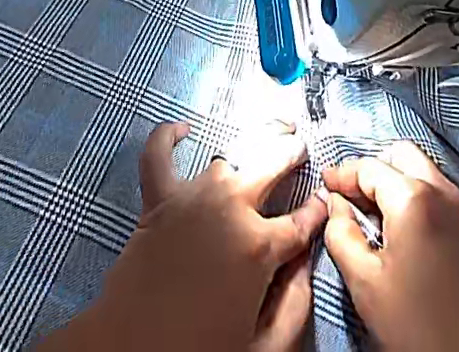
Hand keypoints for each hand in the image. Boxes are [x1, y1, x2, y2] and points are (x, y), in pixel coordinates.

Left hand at [42, 121, 326, 351]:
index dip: (315, 212)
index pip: (300, 223)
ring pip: (225, 161)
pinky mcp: (158, 198)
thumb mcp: (265, 345)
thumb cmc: (202, 348)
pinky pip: (158, 155)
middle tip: (298, 145)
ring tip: (260, 136)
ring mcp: (193, 197)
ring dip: (246, 148)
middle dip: (289, 153)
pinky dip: (167, 137)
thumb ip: (295, 304)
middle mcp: (230, 209)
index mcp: (259, 246)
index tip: (322, 201)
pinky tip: (181, 128)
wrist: (137, 348)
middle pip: (269, 167)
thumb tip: (306, 263)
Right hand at [322, 142, 458, 351]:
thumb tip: (334, 204)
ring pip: (419, 168)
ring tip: (369, 212)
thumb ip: (339, 231)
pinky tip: (395, 225)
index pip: (368, 167)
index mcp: (414, 198)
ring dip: (391, 178)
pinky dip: (410, 192)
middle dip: (371, 168)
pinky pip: (434, 188)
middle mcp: (443, 190)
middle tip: (349, 197)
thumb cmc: (416, 325)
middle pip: (399, 155)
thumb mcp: (363, 280)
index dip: (341, 175)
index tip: (323, 186)